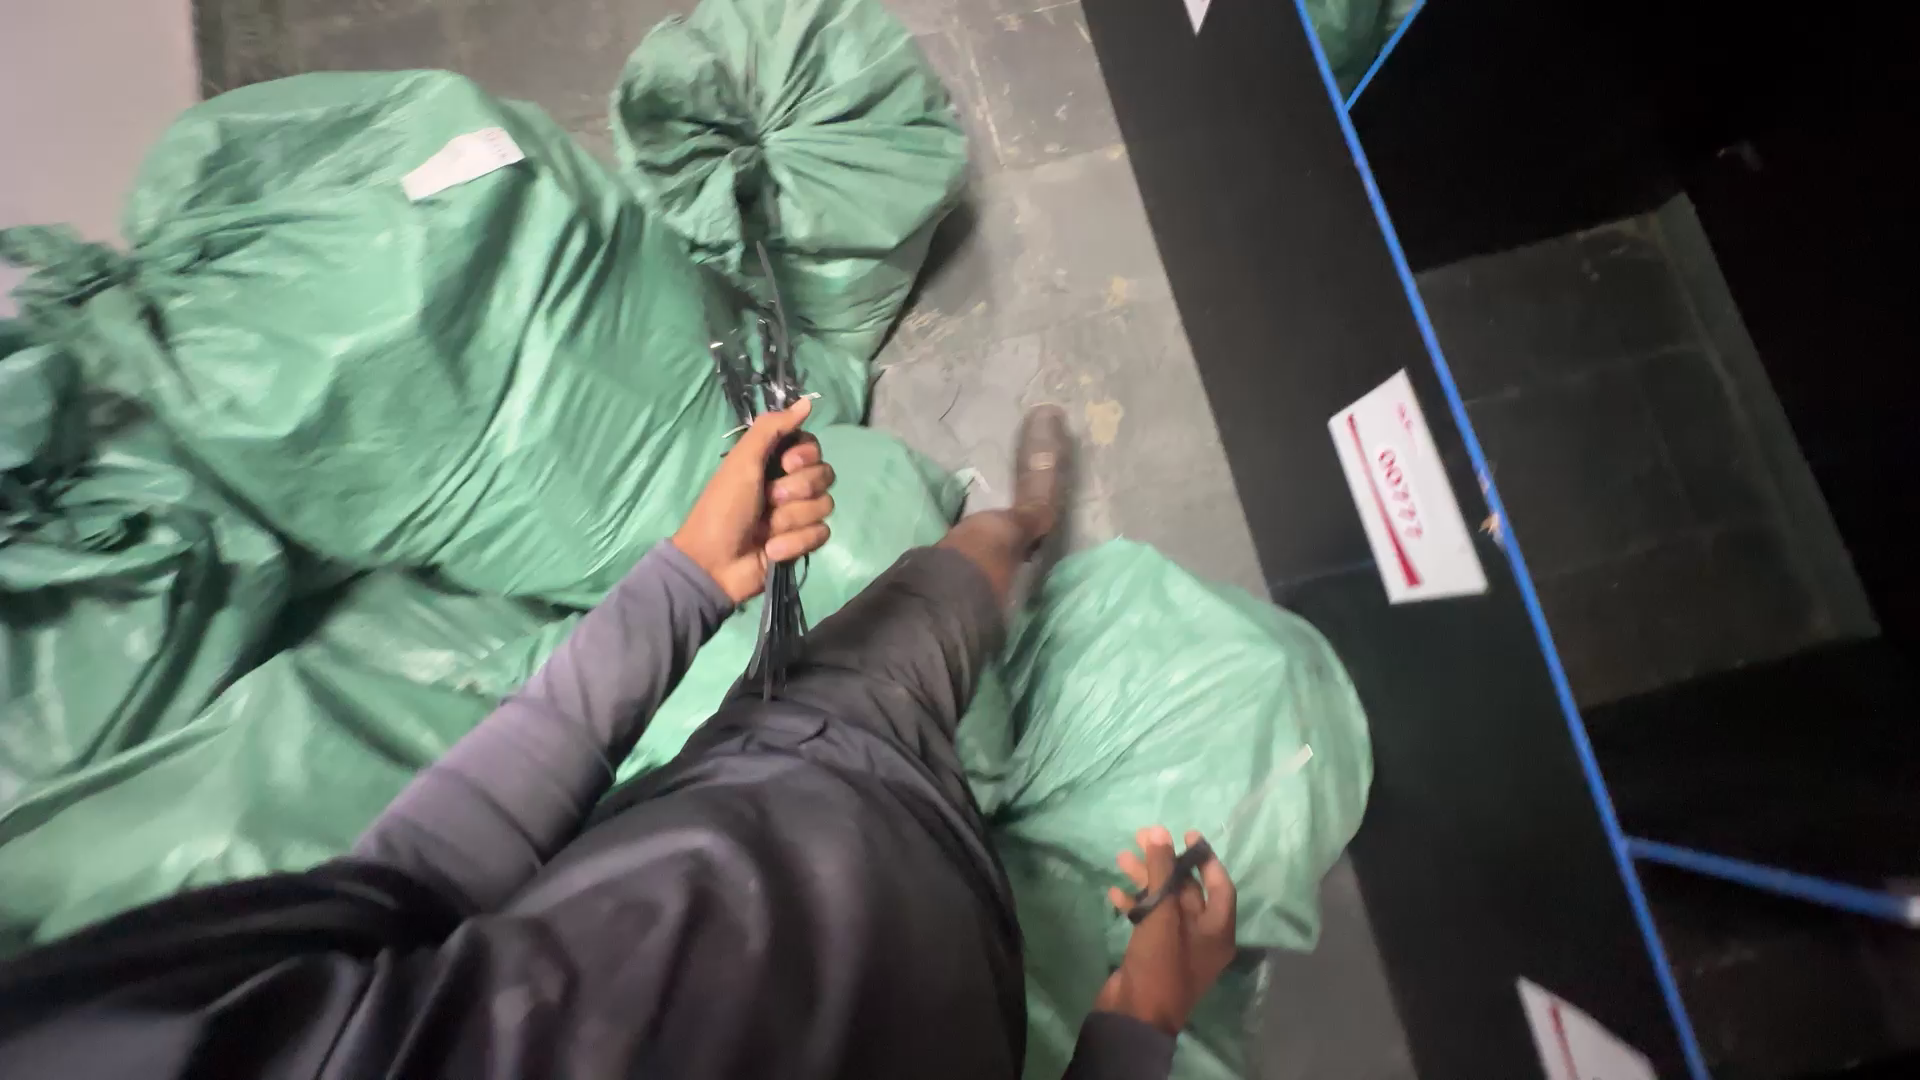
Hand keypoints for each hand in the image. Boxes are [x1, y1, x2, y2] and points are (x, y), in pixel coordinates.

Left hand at [673, 398, 834, 603]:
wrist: (714, 562)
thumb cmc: (724, 507)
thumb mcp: (742, 461)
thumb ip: (772, 428)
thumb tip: (807, 401)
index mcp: (776, 462)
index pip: (814, 447)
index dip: (805, 456)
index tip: (786, 465)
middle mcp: (791, 484)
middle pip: (825, 475)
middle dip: (797, 490)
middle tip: (769, 500)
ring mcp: (799, 515)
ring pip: (824, 506)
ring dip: (791, 519)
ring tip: (765, 529)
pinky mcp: (804, 542)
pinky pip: (821, 534)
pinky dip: (794, 542)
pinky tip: (771, 549)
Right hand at [1095, 827, 1236, 1034]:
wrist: (1135, 1014)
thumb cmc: (1160, 963)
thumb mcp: (1163, 914)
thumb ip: (1162, 871)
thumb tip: (1159, 831)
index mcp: (1217, 930)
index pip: (1219, 884)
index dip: (1205, 858)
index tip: (1186, 834)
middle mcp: (1202, 935)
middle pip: (1187, 889)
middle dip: (1165, 863)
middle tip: (1142, 838)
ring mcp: (1177, 943)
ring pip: (1164, 901)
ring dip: (1145, 878)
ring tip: (1122, 857)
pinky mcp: (1154, 950)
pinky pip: (1149, 917)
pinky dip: (1135, 901)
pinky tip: (1115, 890)